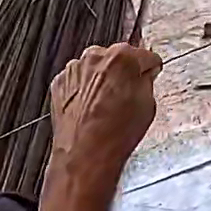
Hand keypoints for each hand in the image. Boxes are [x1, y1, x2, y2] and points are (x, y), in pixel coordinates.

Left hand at [34, 43, 162, 210]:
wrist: (84, 155)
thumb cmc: (115, 134)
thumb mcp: (148, 105)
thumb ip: (146, 81)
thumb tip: (144, 75)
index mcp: (123, 57)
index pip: (145, 56)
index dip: (149, 68)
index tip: (150, 74)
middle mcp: (96, 57)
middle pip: (117, 58)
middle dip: (124, 73)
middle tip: (128, 95)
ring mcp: (75, 69)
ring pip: (95, 68)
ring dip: (102, 80)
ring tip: (107, 107)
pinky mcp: (60, 83)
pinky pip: (78, 81)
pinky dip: (84, 90)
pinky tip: (91, 109)